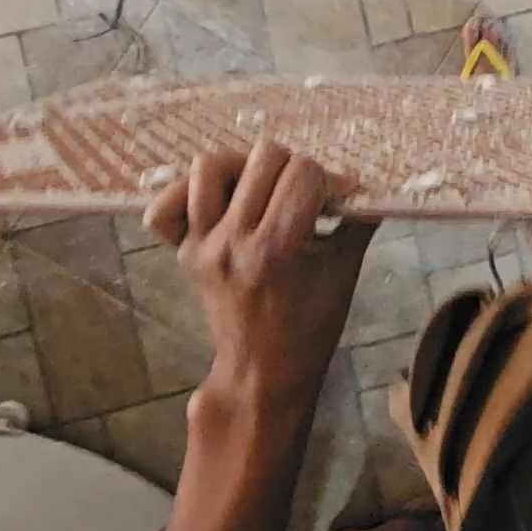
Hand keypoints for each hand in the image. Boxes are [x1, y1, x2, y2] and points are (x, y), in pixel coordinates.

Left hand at [142, 141, 375, 414]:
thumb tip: (364, 184)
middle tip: (308, 192)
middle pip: (264, 159)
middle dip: (296, 167)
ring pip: (212, 166)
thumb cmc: (312, 325)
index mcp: (276, 250)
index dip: (330, 178)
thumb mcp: (345, 269)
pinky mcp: (183, 251)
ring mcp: (201, 246)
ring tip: (266, 187)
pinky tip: (221, 199)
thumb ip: (357, 220)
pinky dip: (190, 193)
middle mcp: (232, 243)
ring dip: (247, 167)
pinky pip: (167, 206)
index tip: (341, 195)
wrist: (263, 371)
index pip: (303, 175)